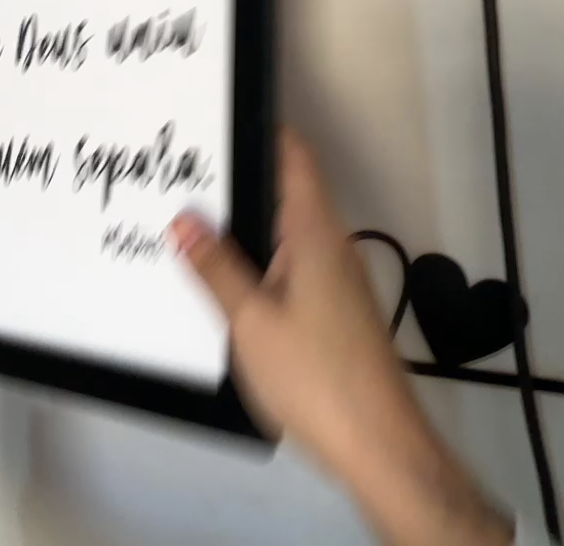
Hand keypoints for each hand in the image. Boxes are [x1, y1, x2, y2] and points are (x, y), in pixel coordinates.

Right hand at [169, 134, 511, 545]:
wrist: (380, 448)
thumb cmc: (316, 376)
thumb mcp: (250, 321)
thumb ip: (215, 268)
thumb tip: (182, 220)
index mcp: (313, 233)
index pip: (294, 159)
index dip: (263, 130)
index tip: (219, 115)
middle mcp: (328, 246)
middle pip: (283, 191)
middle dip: (236, 177)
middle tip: (182, 168)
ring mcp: (333, 278)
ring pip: (282, 230)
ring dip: (242, 222)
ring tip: (188, 216)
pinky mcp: (330, 308)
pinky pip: (285, 262)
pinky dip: (253, 257)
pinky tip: (220, 276)